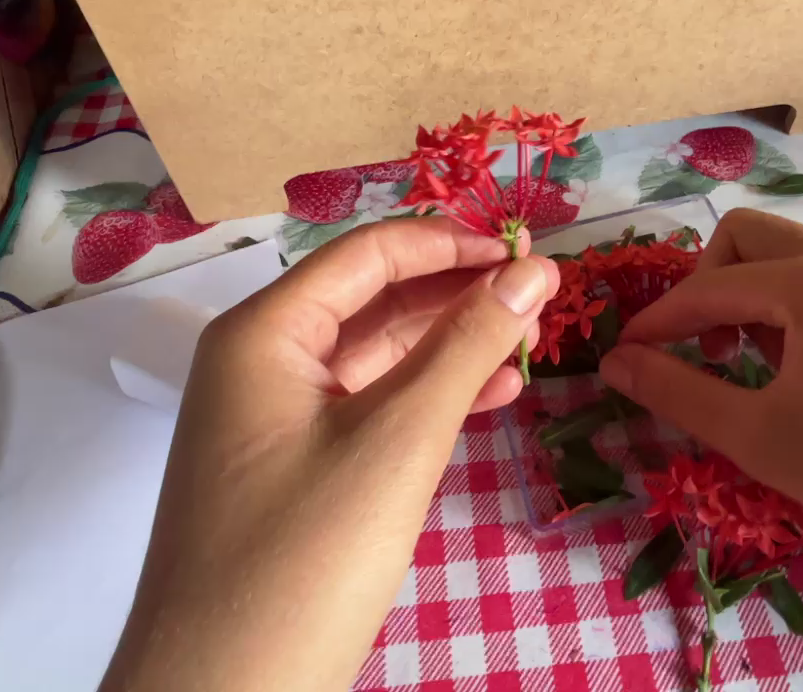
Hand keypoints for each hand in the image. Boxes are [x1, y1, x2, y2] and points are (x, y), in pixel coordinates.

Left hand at [101, 217, 558, 691]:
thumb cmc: (306, 560)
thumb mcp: (399, 439)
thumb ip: (467, 345)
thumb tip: (531, 270)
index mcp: (265, 331)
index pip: (369, 254)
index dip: (450, 243)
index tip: (523, 250)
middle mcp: (264, 358)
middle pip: (375, 298)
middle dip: (457, 292)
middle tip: (537, 291)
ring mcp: (280, 415)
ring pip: (379, 353)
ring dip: (453, 343)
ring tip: (530, 338)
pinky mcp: (300, 463)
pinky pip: (373, 404)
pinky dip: (431, 394)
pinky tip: (496, 391)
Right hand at [598, 208, 802, 586]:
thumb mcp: (762, 439)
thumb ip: (676, 391)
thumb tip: (615, 363)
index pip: (707, 286)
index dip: (657, 321)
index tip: (623, 354)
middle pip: (745, 238)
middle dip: (704, 287)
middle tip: (698, 351)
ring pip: (789, 254)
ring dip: (750, 294)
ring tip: (753, 366)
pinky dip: (794, 304)